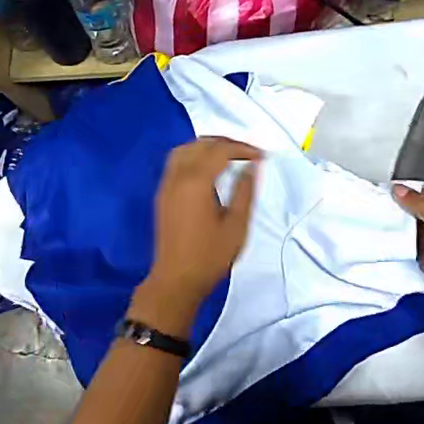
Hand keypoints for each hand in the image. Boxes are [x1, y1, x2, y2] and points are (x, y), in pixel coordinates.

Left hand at [138, 138, 261, 319]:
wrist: (176, 280)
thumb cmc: (209, 256)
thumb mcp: (236, 226)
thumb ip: (245, 191)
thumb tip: (252, 166)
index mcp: (196, 182)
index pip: (219, 151)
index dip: (242, 148)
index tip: (261, 156)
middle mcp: (177, 177)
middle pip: (199, 144)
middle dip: (224, 143)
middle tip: (247, 153)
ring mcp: (166, 185)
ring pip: (183, 150)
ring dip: (206, 147)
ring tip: (229, 156)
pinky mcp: (162, 194)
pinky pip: (175, 162)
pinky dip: (193, 156)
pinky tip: (208, 169)